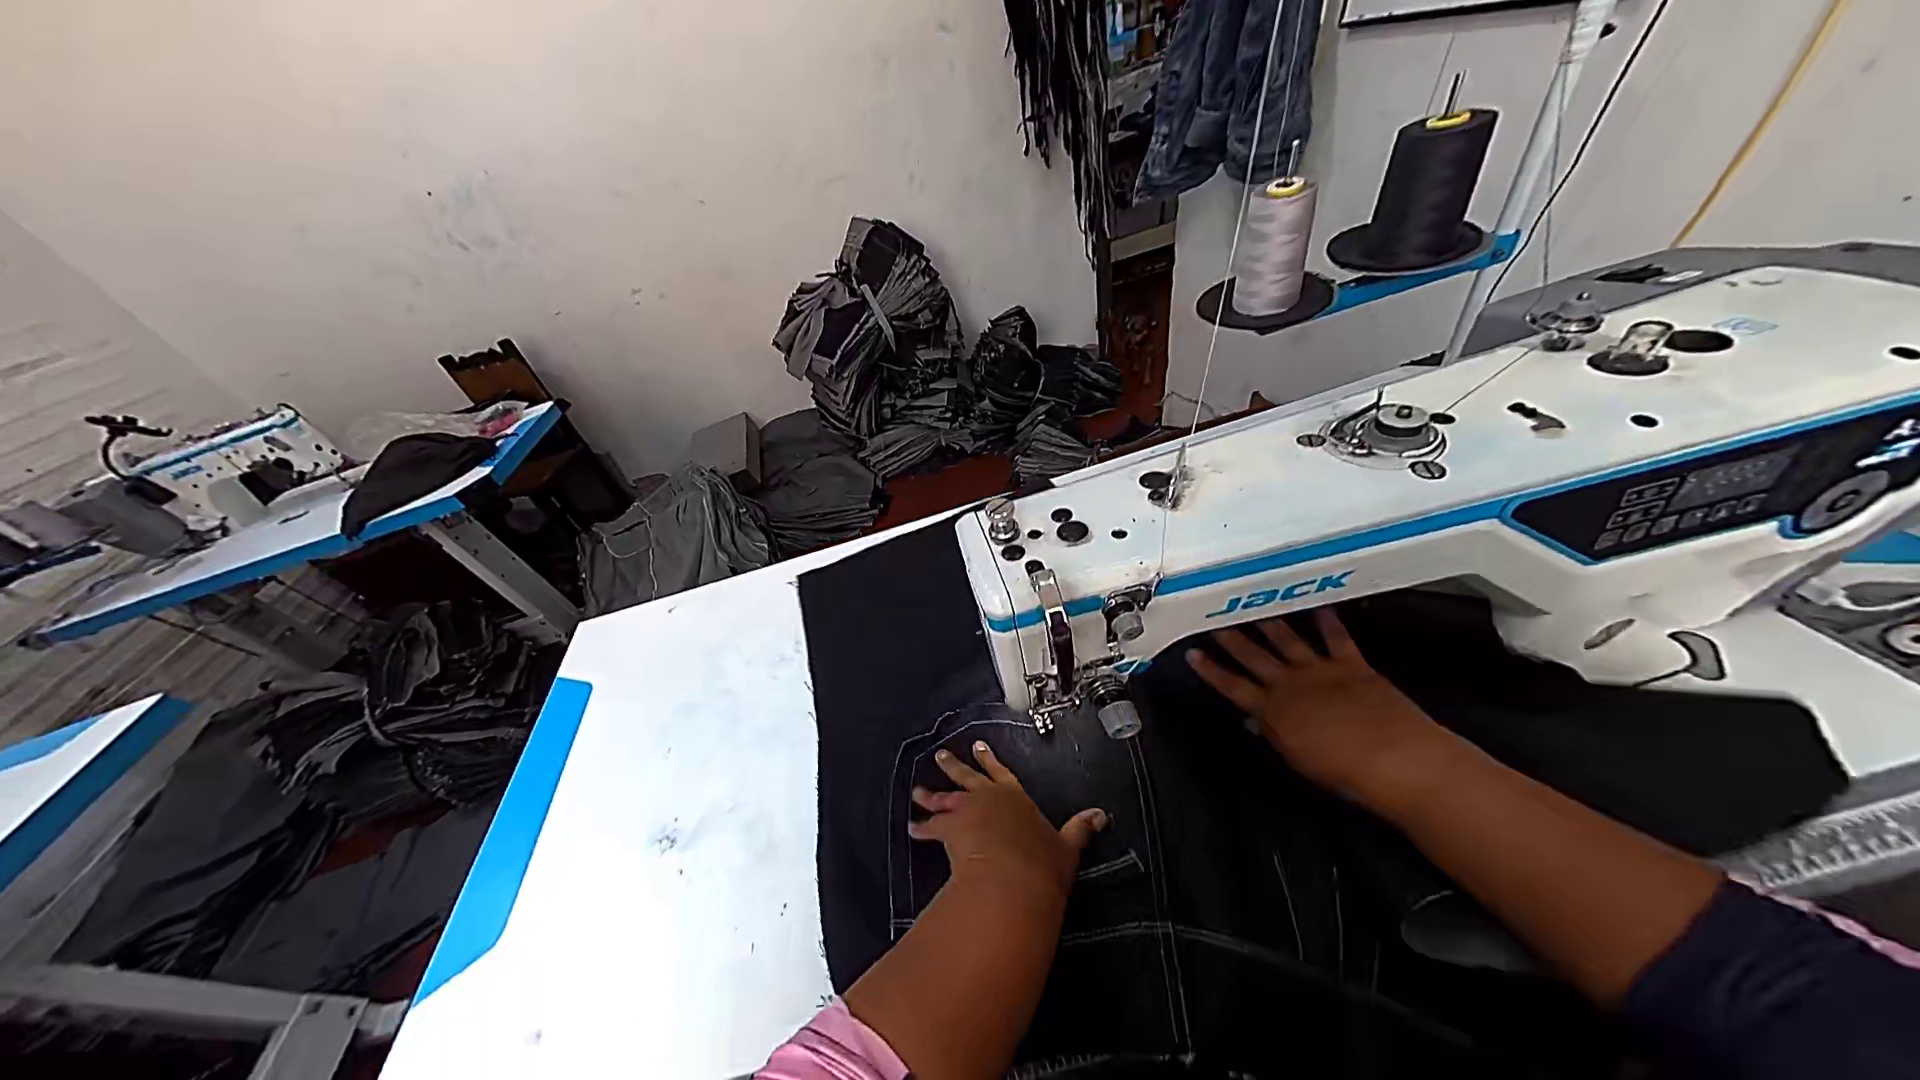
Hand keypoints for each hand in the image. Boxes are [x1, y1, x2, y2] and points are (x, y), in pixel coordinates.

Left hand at [910, 741, 1108, 897]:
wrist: (1013, 880)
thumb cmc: (1040, 864)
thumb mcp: (1067, 846)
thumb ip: (1080, 829)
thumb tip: (1100, 815)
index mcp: (1015, 797)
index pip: (1002, 773)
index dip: (990, 760)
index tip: (980, 747)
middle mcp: (988, 798)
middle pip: (967, 776)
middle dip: (954, 765)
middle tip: (942, 755)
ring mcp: (966, 811)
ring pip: (945, 797)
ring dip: (931, 794)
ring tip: (919, 791)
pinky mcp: (949, 828)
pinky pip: (931, 825)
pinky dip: (922, 827)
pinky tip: (914, 828)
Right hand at [1185, 606, 1462, 806]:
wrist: (1397, 761)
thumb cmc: (1344, 772)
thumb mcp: (1297, 760)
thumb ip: (1274, 735)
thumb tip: (1257, 723)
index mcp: (1273, 711)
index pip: (1232, 686)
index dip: (1210, 670)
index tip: (1193, 654)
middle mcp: (1291, 685)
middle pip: (1253, 657)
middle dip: (1231, 639)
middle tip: (1214, 621)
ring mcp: (1321, 671)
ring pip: (1286, 640)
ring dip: (1267, 623)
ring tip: (1252, 607)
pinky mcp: (1353, 665)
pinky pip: (1336, 638)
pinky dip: (1328, 621)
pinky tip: (1320, 606)